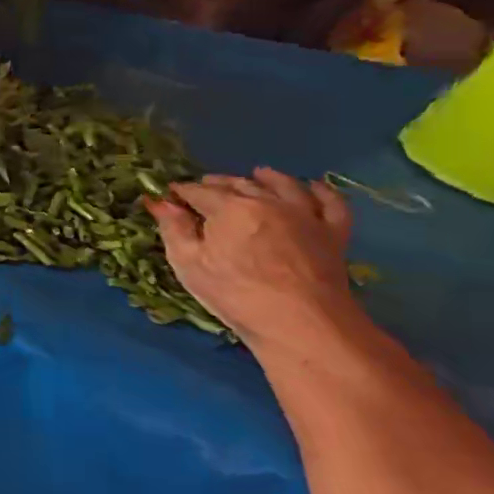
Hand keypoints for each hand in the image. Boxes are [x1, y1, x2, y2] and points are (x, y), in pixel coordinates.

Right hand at [148, 167, 358, 348]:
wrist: (300, 319)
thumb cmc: (232, 291)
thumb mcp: (187, 261)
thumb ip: (173, 227)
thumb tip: (159, 202)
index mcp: (230, 208)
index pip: (199, 192)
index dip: (180, 191)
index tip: (167, 194)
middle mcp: (270, 202)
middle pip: (241, 185)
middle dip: (218, 183)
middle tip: (203, 185)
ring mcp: (306, 215)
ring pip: (286, 186)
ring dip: (268, 178)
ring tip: (256, 174)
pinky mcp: (333, 231)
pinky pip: (331, 203)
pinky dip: (321, 190)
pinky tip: (312, 186)